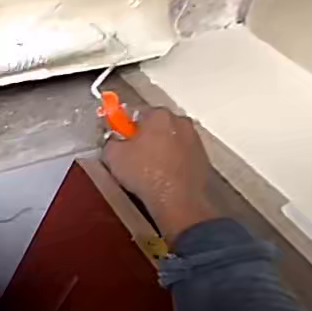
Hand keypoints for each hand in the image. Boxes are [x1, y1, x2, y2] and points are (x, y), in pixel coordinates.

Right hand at [100, 105, 219, 241]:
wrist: (176, 199)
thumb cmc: (145, 174)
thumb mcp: (112, 156)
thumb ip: (110, 141)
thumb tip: (113, 140)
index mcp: (158, 115)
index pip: (135, 111)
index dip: (122, 125)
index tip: (117, 136)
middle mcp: (180, 121)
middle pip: (155, 124)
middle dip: (142, 135)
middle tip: (129, 153)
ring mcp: (194, 138)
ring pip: (169, 137)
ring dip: (158, 147)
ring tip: (145, 167)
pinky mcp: (201, 155)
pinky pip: (180, 152)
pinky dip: (170, 159)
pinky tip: (160, 174)